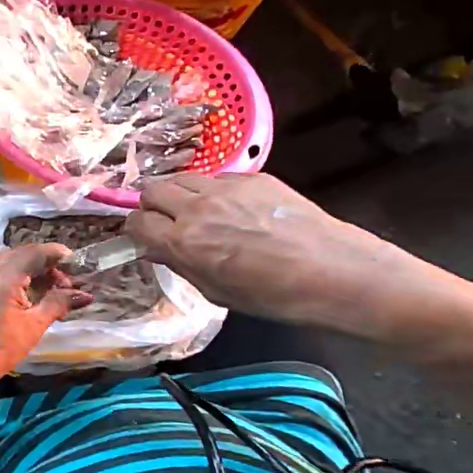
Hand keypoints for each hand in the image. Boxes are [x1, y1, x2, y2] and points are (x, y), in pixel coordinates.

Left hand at [0, 244, 92, 388]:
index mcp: (5, 273)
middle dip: (47, 265)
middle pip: (24, 254)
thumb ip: (58, 303)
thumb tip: (84, 294)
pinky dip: (15, 275)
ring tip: (49, 292)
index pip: (38, 252)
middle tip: (66, 286)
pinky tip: (25, 294)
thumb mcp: (33, 326)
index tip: (78, 268)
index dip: (60, 256)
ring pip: (10, 260)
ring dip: (31, 270)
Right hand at [126, 174, 450, 341]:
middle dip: (152, 205)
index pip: (137, 222)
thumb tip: (154, 249)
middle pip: (153, 189)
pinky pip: (217, 177)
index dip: (136, 229)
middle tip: (167, 221)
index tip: (144, 237)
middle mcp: (197, 208)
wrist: (336, 274)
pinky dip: (213, 190)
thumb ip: (179, 265)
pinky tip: (235, 209)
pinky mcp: (253, 176)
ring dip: (180, 193)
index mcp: (184, 242)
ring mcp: (225, 187)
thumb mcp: (216, 293)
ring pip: (182, 177)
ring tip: (198, 211)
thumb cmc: (273, 297)